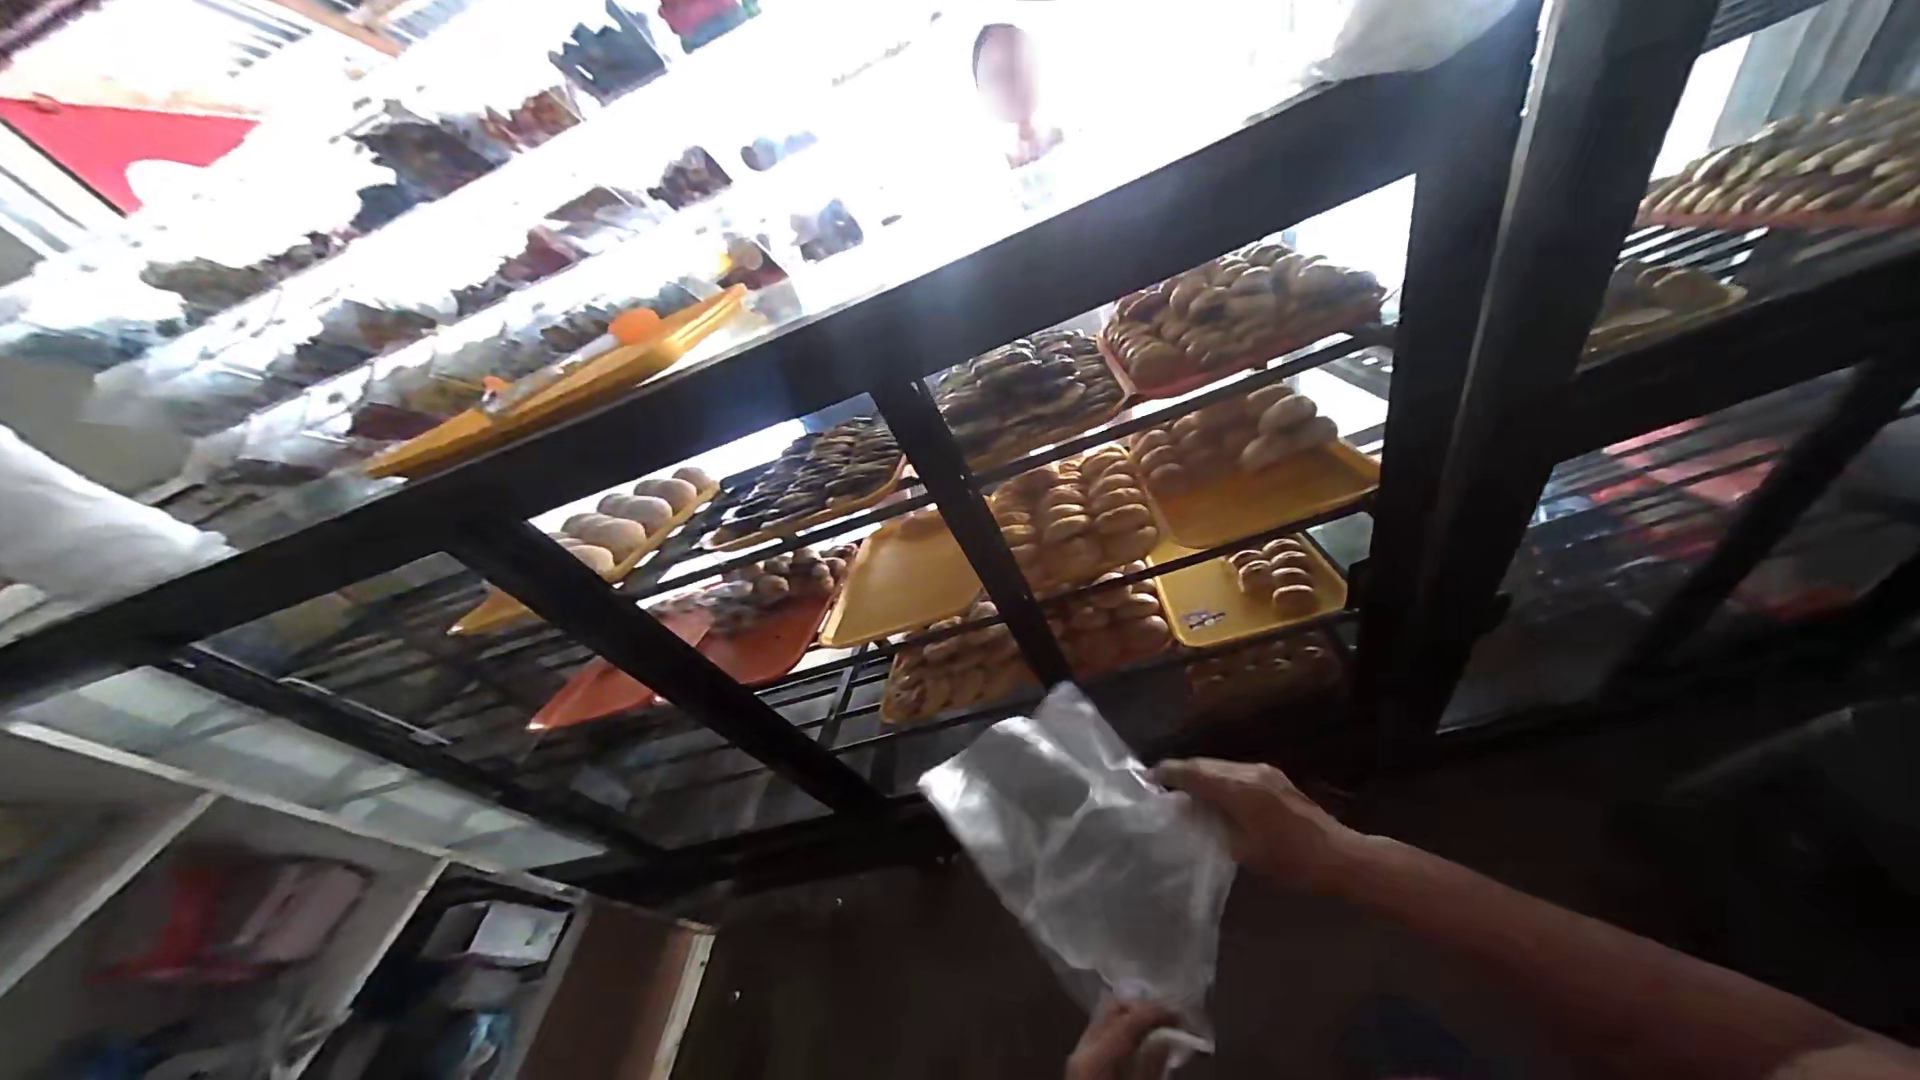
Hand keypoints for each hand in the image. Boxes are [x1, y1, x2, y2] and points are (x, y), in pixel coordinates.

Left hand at [1066, 998, 1180, 1079]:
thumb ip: (1150, 1068)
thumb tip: (1166, 1039)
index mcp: (1095, 1054)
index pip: (1128, 1019)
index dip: (1156, 1012)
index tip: (1180, 1013)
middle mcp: (1082, 1045)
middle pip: (1114, 1010)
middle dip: (1143, 1008)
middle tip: (1171, 1017)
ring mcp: (1078, 1051)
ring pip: (1108, 1019)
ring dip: (1134, 1017)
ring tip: (1160, 1026)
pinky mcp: (1081, 1061)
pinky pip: (1103, 1034)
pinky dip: (1123, 1031)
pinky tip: (1141, 1040)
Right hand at [1154, 757, 1366, 893]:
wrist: (1342, 858)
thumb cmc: (1291, 861)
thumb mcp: (1243, 851)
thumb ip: (1212, 824)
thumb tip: (1189, 810)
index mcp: (1237, 788)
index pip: (1191, 771)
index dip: (1166, 772)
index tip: (1146, 778)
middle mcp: (1247, 771)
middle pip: (1204, 763)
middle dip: (1180, 771)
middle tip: (1161, 784)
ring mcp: (1263, 772)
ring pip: (1220, 765)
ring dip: (1200, 773)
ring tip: (1184, 789)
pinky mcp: (1274, 777)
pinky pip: (1235, 771)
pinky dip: (1218, 777)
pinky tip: (1215, 793)